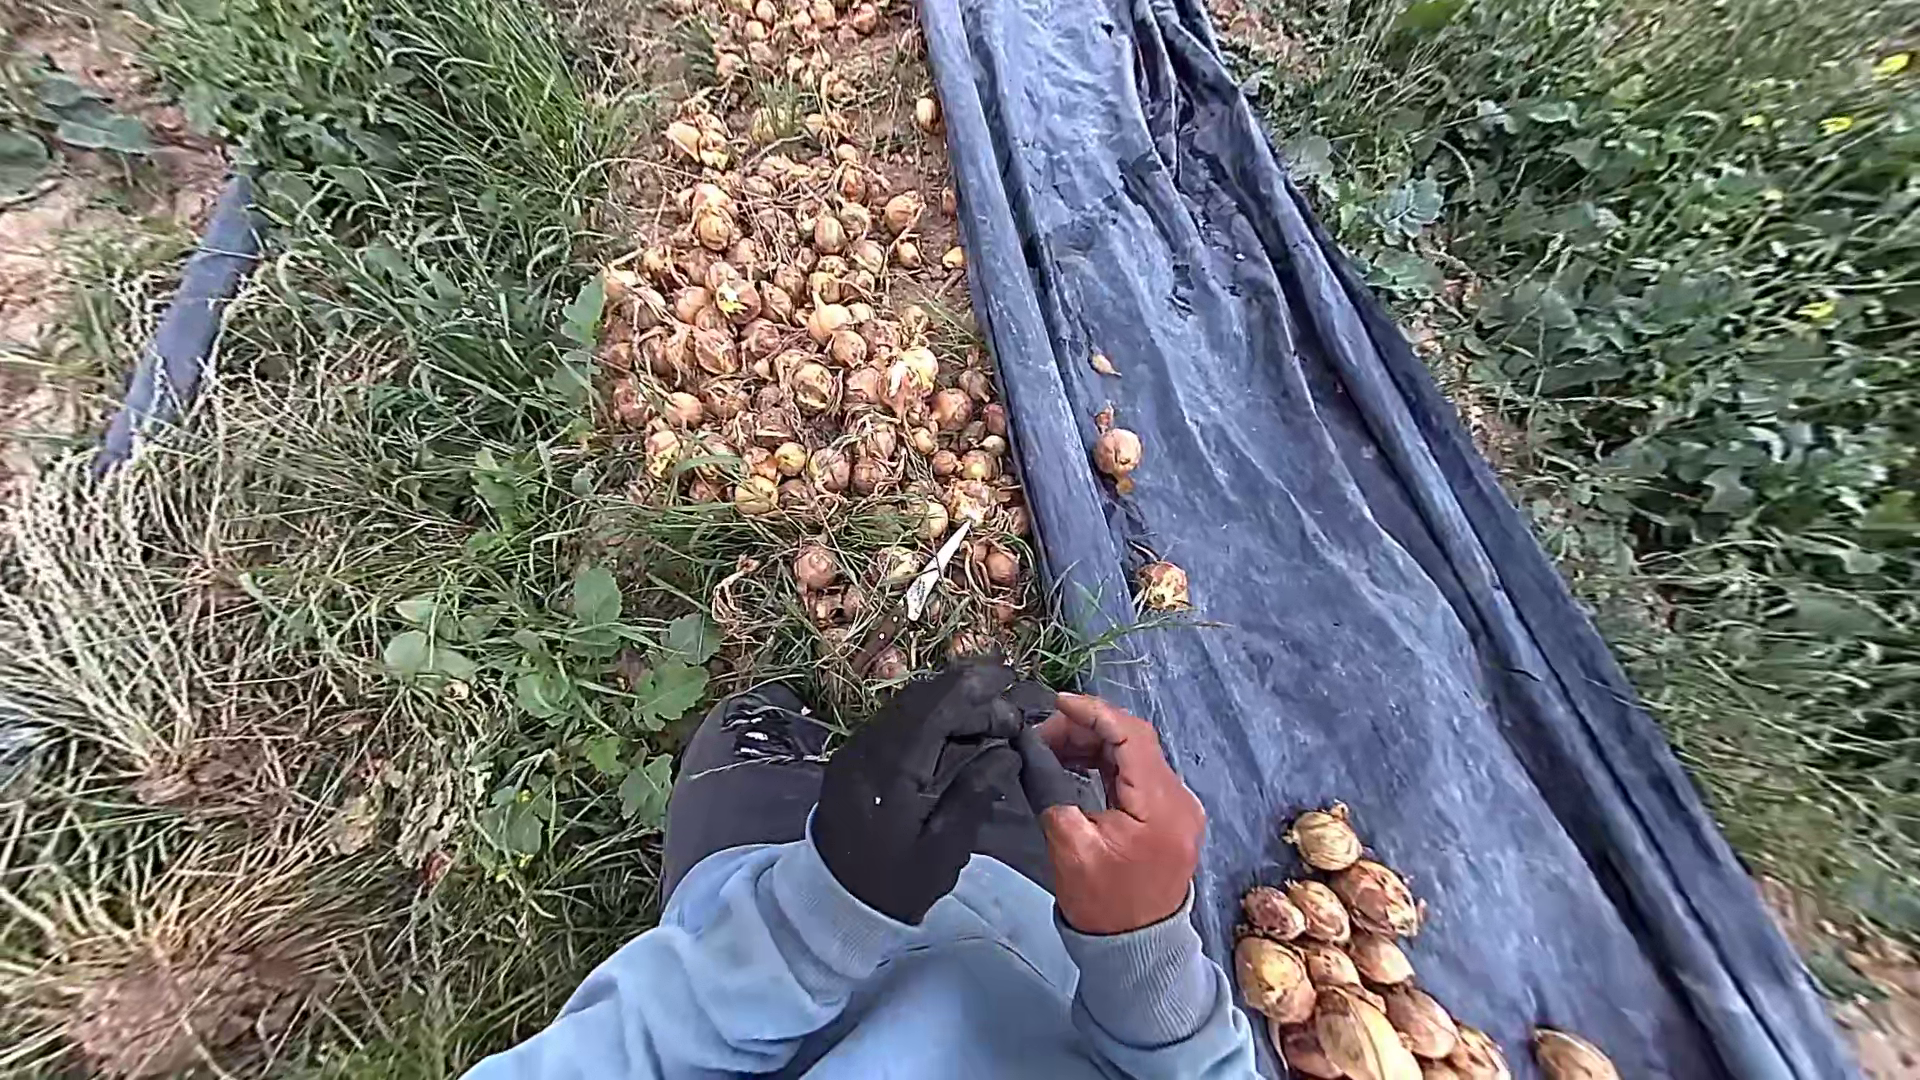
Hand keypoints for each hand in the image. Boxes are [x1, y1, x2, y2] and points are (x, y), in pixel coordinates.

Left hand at [814, 658, 1025, 923]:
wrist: (829, 903)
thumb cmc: (892, 885)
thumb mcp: (942, 851)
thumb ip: (974, 794)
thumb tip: (1009, 751)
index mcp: (890, 769)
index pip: (936, 708)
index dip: (977, 692)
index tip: (1011, 692)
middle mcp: (869, 745)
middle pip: (922, 696)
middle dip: (969, 688)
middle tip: (1008, 698)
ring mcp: (859, 745)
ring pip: (909, 701)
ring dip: (951, 697)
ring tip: (990, 707)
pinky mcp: (857, 751)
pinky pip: (899, 716)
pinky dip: (933, 711)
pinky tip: (957, 724)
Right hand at [1027, 692, 1204, 934]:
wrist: (1137, 952)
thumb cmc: (1103, 905)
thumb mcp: (1069, 845)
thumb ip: (1051, 787)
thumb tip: (1033, 748)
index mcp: (1161, 806)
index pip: (1131, 736)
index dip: (1093, 712)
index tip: (1057, 704)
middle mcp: (1179, 798)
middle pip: (1132, 739)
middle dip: (1085, 727)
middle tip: (1043, 736)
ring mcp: (1177, 804)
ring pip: (1132, 750)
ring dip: (1092, 741)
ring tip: (1051, 746)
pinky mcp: (1166, 811)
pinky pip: (1134, 769)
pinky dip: (1103, 758)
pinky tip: (1072, 759)